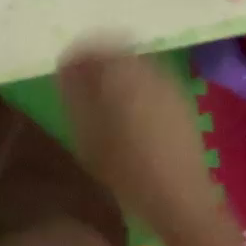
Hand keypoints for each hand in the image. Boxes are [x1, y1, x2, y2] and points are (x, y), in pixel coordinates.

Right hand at [58, 42, 222, 240]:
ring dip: (116, 73)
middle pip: (119, 51)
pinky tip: (124, 111)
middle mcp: (151, 73)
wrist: (179, 198)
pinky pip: (151, 81)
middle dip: (98, 60)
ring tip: (99, 97)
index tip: (63, 69)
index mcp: (125, 76)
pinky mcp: (181, 104)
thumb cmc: (126, 170)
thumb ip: (75, 95)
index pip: (96, 47)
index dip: (77, 54)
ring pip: (137, 65)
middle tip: (79, 81)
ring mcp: (171, 87)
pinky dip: (133, 86)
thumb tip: (66, 68)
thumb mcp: (88, 135)